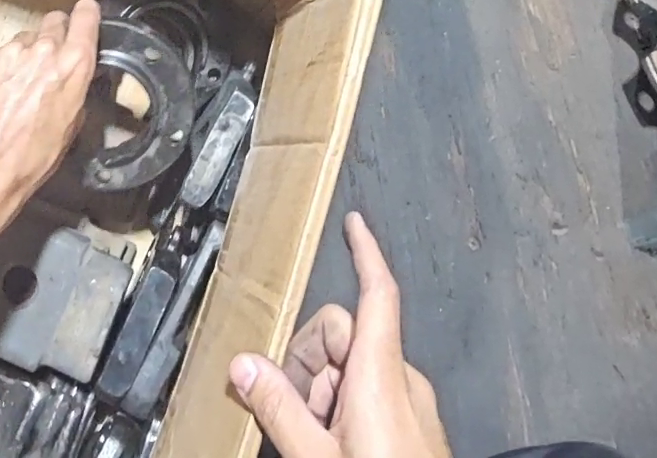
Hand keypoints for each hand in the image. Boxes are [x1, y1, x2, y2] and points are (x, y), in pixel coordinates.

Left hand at [0, 0, 101, 223]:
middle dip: (55, 37)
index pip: (86, 15)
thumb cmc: (31, 158)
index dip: (86, 16)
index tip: (84, 20)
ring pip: (25, 40)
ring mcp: (9, 52)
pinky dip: (0, 69)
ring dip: (26, 56)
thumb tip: (72, 77)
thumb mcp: (71, 124)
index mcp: (73, 64)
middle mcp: (43, 49)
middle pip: (55, 21)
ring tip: (18, 89)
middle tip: (49, 64)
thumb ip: (75, 87)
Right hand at [228, 212, 451, 457]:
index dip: (366, 252)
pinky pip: (370, 392)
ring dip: (322, 389)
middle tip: (290, 412)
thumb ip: (278, 407)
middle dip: (309, 359)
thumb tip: (241, 360)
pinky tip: (329, 446)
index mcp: (381, 374)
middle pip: (345, 332)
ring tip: (312, 441)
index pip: (377, 293)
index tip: (353, 221)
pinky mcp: (414, 427)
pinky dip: (341, 405)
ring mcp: (412, 404)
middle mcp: (402, 378)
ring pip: (353, 366)